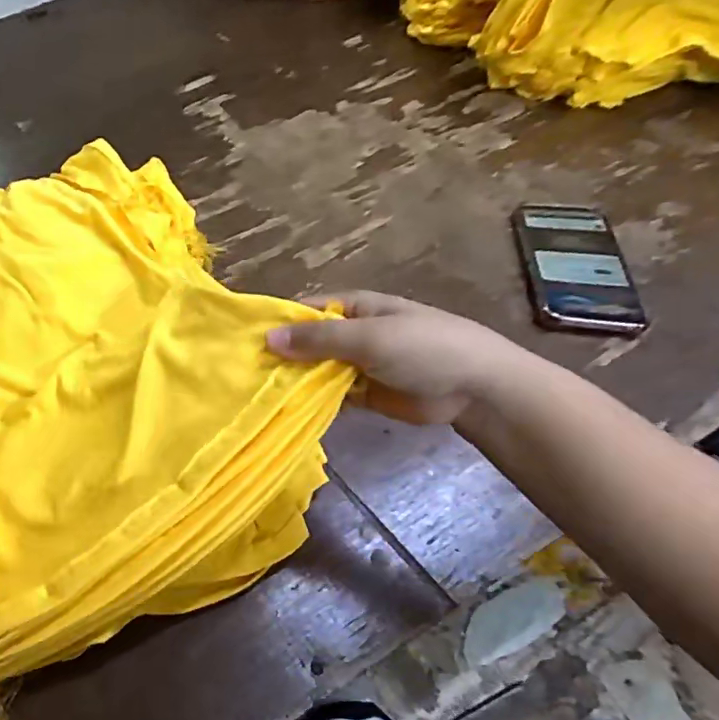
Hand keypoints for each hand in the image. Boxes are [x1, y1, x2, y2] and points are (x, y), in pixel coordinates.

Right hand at [267, 291, 524, 424]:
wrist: (475, 386)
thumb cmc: (424, 347)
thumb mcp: (368, 337)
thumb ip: (318, 340)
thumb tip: (268, 339)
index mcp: (354, 308)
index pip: (305, 311)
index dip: (278, 324)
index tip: (244, 343)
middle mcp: (351, 333)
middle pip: (307, 343)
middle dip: (282, 357)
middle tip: (243, 377)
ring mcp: (358, 364)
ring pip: (317, 372)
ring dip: (295, 382)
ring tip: (257, 396)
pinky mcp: (365, 393)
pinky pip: (331, 395)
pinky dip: (314, 402)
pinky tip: (286, 411)